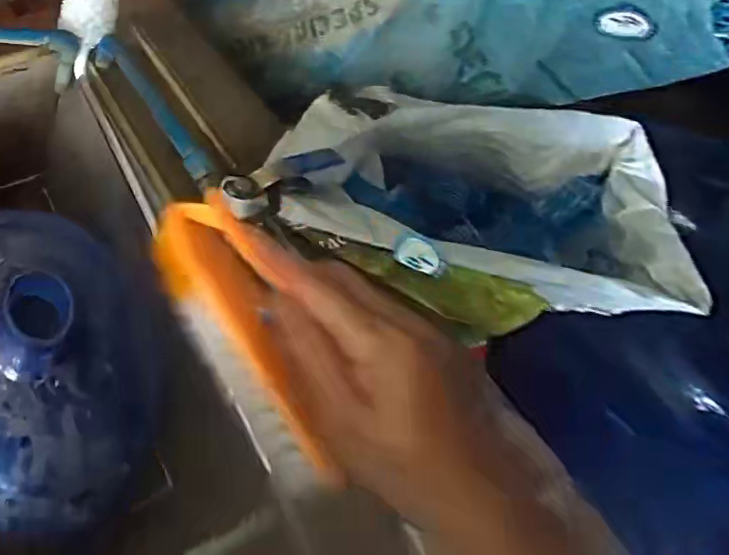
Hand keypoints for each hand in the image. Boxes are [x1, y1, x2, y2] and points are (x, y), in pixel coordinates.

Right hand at [242, 236, 583, 553]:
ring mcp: (429, 326)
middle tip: (261, 281)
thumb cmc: (404, 470)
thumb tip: (274, 299)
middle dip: (295, 270)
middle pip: (337, 275)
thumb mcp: (341, 420)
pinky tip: (341, 334)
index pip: (312, 283)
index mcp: (381, 341)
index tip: (235, 222)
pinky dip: (348, 303)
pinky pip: (380, 302)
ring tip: (297, 311)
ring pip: (359, 285)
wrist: (492, 507)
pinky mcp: (439, 338)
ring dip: (322, 288)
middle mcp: (407, 319)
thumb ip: (306, 353)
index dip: (270, 253)